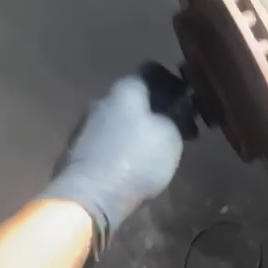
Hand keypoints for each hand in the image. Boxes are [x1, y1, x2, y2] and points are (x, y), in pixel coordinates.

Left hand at [44, 65, 187, 252]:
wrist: (87, 198)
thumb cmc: (136, 160)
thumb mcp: (171, 136)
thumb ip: (180, 114)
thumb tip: (185, 101)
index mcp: (126, 89)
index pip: (152, 69)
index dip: (173, 80)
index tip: (188, 98)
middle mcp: (103, 99)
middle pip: (136, 95)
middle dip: (159, 107)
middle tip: (180, 128)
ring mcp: (86, 124)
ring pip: (122, 116)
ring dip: (142, 127)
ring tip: (160, 148)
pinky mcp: (78, 149)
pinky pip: (109, 137)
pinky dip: (125, 143)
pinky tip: (136, 163)